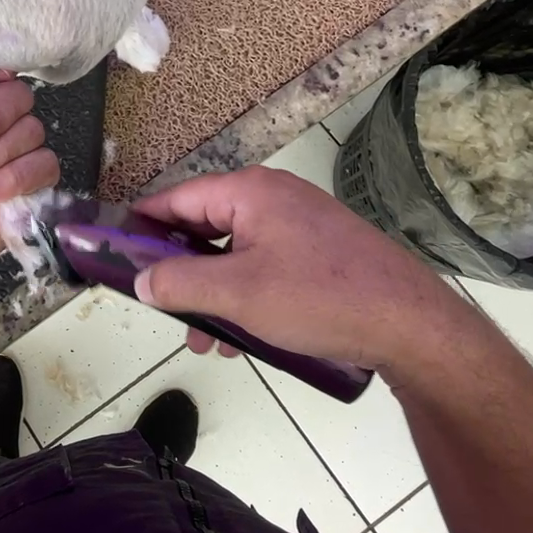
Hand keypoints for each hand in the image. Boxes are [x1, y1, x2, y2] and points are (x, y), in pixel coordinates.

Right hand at [131, 167, 483, 384]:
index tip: (118, 255)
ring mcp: (299, 223)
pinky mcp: (319, 250)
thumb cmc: (319, 298)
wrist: (414, 326)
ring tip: (207, 341)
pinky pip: (264, 265)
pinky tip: (245, 339)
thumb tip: (140, 280)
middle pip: (204, 227)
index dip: (143, 226)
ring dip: (213, 294)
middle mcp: (272, 197)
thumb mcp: (238, 294)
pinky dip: (246, 296)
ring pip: (235, 253)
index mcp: (249, 191)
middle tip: (165, 311)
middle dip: (181, 273)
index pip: (177, 199)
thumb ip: (179, 283)